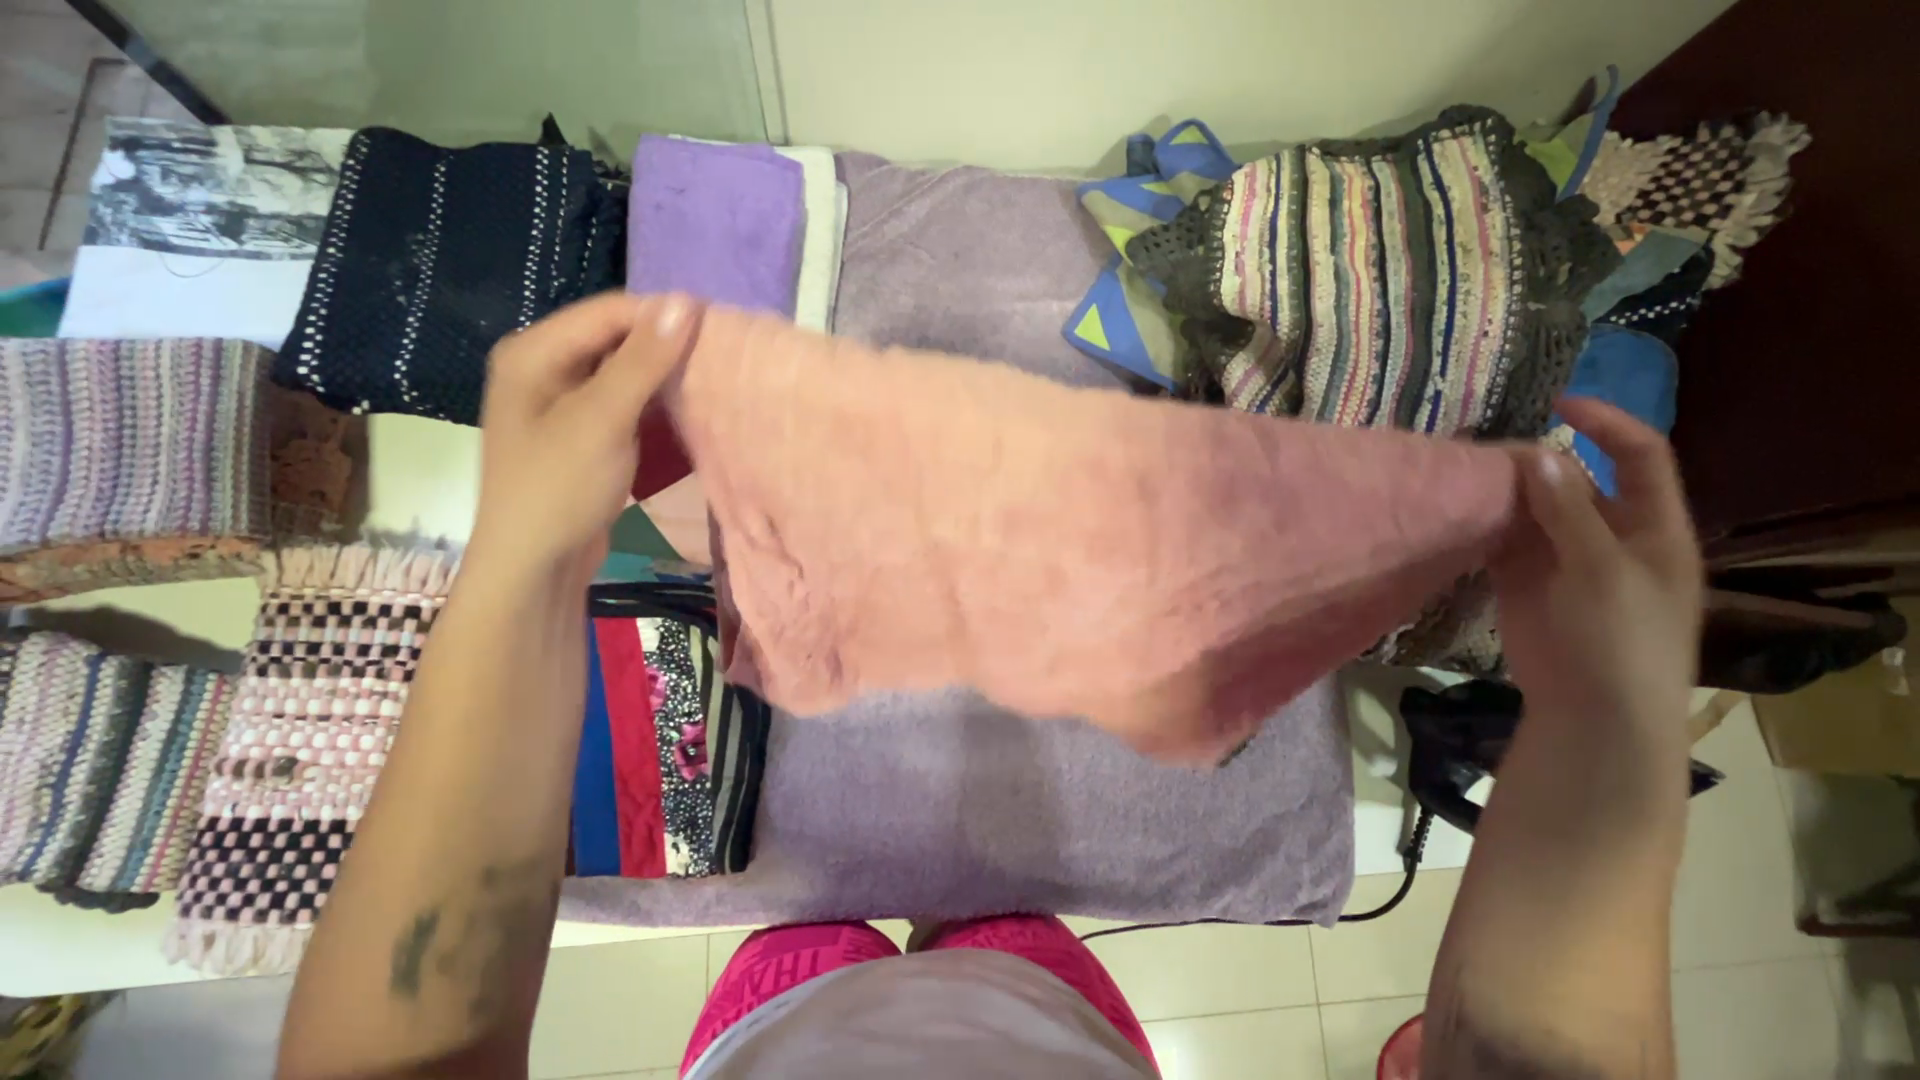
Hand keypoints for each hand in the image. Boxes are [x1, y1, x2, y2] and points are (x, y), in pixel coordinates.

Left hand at [468, 292, 702, 586]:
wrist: (535, 567)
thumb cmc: (559, 489)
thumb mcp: (602, 420)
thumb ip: (643, 360)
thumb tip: (686, 301)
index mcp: (532, 352)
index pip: (608, 312)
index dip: (661, 316)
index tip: (718, 333)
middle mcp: (542, 367)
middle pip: (614, 338)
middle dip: (664, 346)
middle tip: (717, 360)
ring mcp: (560, 402)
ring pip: (622, 371)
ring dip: (662, 376)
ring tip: (709, 383)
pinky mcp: (580, 432)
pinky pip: (622, 401)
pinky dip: (652, 403)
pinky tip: (684, 411)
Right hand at [1494, 398, 1703, 736]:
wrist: (1594, 713)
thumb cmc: (1620, 640)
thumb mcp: (1603, 571)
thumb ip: (1569, 513)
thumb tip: (1537, 453)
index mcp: (1651, 527)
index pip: (1640, 456)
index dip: (1607, 424)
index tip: (1558, 404)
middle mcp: (1608, 535)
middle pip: (1574, 480)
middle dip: (1535, 462)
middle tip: (1485, 453)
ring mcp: (1563, 559)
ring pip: (1532, 509)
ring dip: (1503, 492)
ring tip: (1462, 475)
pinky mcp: (1526, 582)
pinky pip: (1503, 541)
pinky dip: (1483, 525)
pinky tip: (1456, 512)